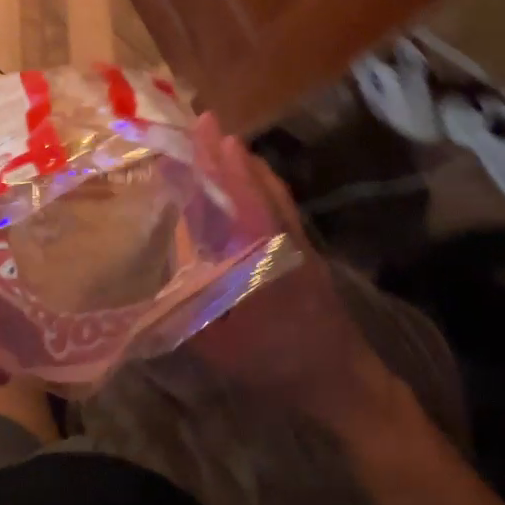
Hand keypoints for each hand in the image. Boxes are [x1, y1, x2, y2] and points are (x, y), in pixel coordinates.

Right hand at [187, 113, 401, 426]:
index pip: (239, 200)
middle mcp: (283, 243)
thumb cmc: (274, 364)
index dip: (222, 164)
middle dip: (230, 154)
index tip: (207, 129)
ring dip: (248, 166)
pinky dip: (262, 186)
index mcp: (261, 260)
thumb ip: (188, 301)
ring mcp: (299, 246)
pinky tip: (251, 184)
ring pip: (274, 193)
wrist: (341, 381)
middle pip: (257, 186)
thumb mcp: (218, 342)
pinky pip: (281, 208)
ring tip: (223, 143)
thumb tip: (163, 262)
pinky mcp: (306, 254)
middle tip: (205, 123)